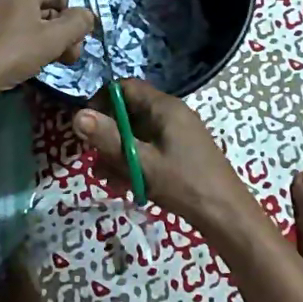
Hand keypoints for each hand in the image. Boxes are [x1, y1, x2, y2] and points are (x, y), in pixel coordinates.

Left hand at [0, 0, 95, 92]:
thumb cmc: (11, 53)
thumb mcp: (53, 39)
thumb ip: (78, 23)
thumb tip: (87, 16)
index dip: (73, 12)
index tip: (70, 40)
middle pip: (49, 0)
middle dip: (62, 27)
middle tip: (66, 56)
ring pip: (34, 13)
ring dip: (47, 35)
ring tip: (49, 59)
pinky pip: (16, 21)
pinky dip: (28, 36)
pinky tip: (28, 57)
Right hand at [74, 80, 259, 230]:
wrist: (225, 214)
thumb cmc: (184, 183)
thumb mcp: (141, 162)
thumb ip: (109, 138)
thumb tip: (77, 115)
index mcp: (165, 107)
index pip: (126, 87)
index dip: (102, 102)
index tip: (87, 128)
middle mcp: (171, 114)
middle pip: (130, 112)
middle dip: (109, 136)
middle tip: (96, 160)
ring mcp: (177, 134)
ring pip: (137, 135)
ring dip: (119, 154)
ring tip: (109, 179)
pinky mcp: (180, 152)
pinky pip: (149, 149)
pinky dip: (135, 163)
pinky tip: (127, 186)